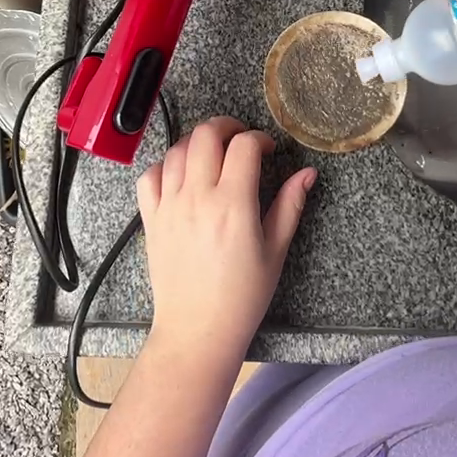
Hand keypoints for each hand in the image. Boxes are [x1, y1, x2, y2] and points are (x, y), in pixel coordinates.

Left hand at [136, 117, 315, 363]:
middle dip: (227, 126)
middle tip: (240, 138)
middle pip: (206, 134)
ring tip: (214, 154)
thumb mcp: (275, 251)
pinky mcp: (151, 218)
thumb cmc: (241, 296)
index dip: (260, 138)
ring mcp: (170, 206)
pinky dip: (165, 165)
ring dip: (198, 142)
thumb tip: (307, 173)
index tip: (268, 150)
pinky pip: (149, 175)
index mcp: (233, 205)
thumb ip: (290, 205)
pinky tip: (181, 174)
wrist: (197, 330)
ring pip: (177, 148)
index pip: (244, 146)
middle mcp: (198, 198)